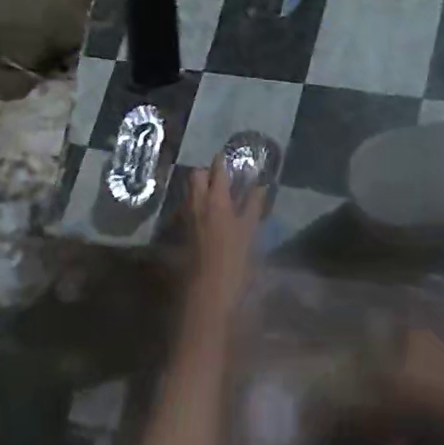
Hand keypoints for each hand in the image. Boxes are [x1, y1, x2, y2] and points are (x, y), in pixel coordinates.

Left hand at [188, 166, 266, 305]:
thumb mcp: (250, 231)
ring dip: (199, 188)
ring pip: (190, 193)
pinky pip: (188, 209)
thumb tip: (261, 186)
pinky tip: (206, 214)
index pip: (216, 171)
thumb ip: (254, 206)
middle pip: (195, 177)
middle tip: (219, 175)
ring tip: (215, 193)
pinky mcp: (182, 232)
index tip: (225, 156)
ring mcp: (187, 218)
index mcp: (216, 200)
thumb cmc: (235, 258)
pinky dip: (196, 204)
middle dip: (205, 172)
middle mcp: (197, 204)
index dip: (221, 162)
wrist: (209, 288)